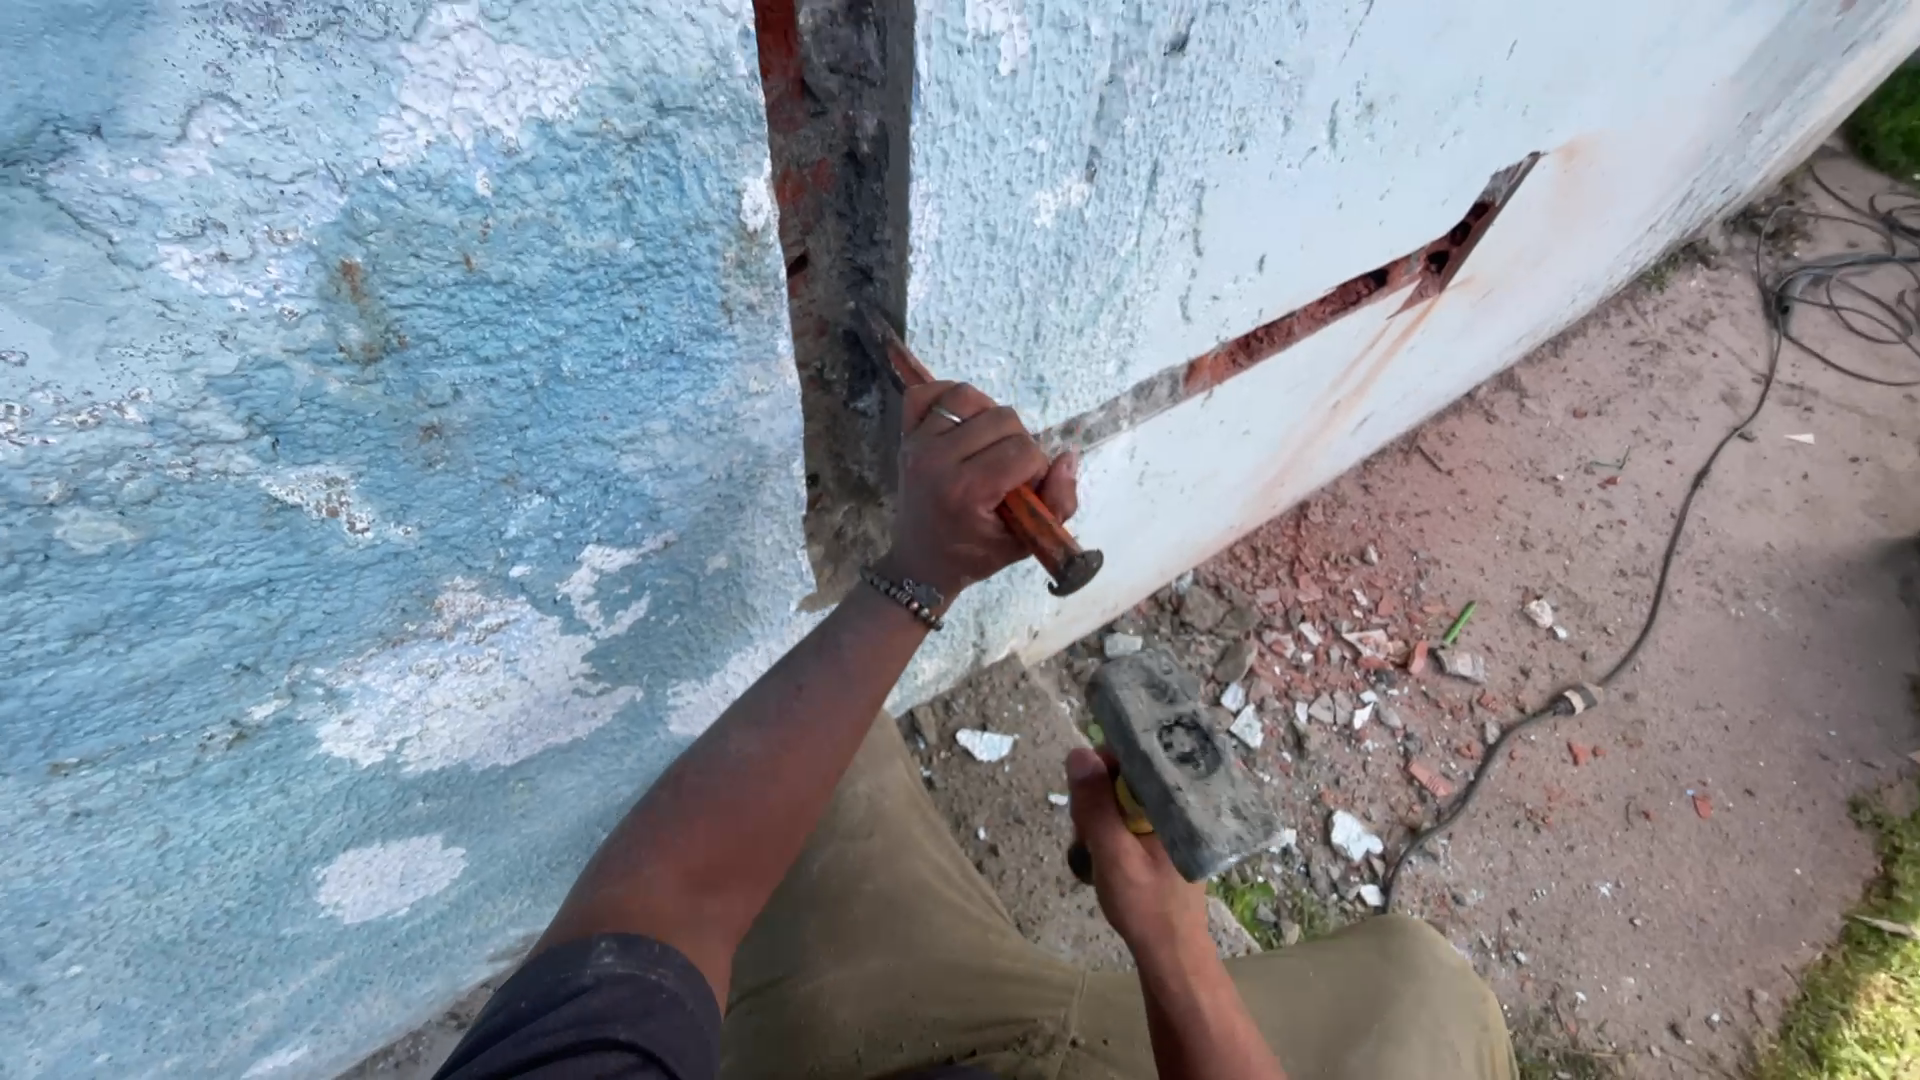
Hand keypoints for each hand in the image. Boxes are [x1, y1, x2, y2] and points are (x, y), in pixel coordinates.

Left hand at [880, 381, 1078, 600]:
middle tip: (1010, 470)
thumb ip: (1057, 504)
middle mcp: (938, 460)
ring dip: (989, 416)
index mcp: (966, 491)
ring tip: (990, 444)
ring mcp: (917, 445)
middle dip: (1019, 443)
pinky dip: (948, 400)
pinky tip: (963, 423)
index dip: (1037, 468)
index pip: (1023, 451)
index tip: (1027, 489)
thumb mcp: (1024, 543)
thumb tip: (1068, 457)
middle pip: (1002, 419)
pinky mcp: (905, 436)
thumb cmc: (974, 555)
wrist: (921, 563)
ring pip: (968, 397)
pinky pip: (926, 393)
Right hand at [1065, 747, 1211, 956]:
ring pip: (1122, 793)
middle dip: (1098, 795)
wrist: (1170, 954)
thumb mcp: (1114, 854)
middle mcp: (1181, 801)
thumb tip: (1078, 752)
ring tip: (1092, 846)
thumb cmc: (1147, 906)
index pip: (1140, 754)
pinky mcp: (1163, 834)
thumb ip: (1096, 805)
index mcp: (1180, 799)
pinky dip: (1109, 826)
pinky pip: (1128, 812)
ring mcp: (1171, 818)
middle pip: (1127, 772)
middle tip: (1087, 832)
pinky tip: (1101, 850)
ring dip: (1099, 813)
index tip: (1084, 794)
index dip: (1104, 765)